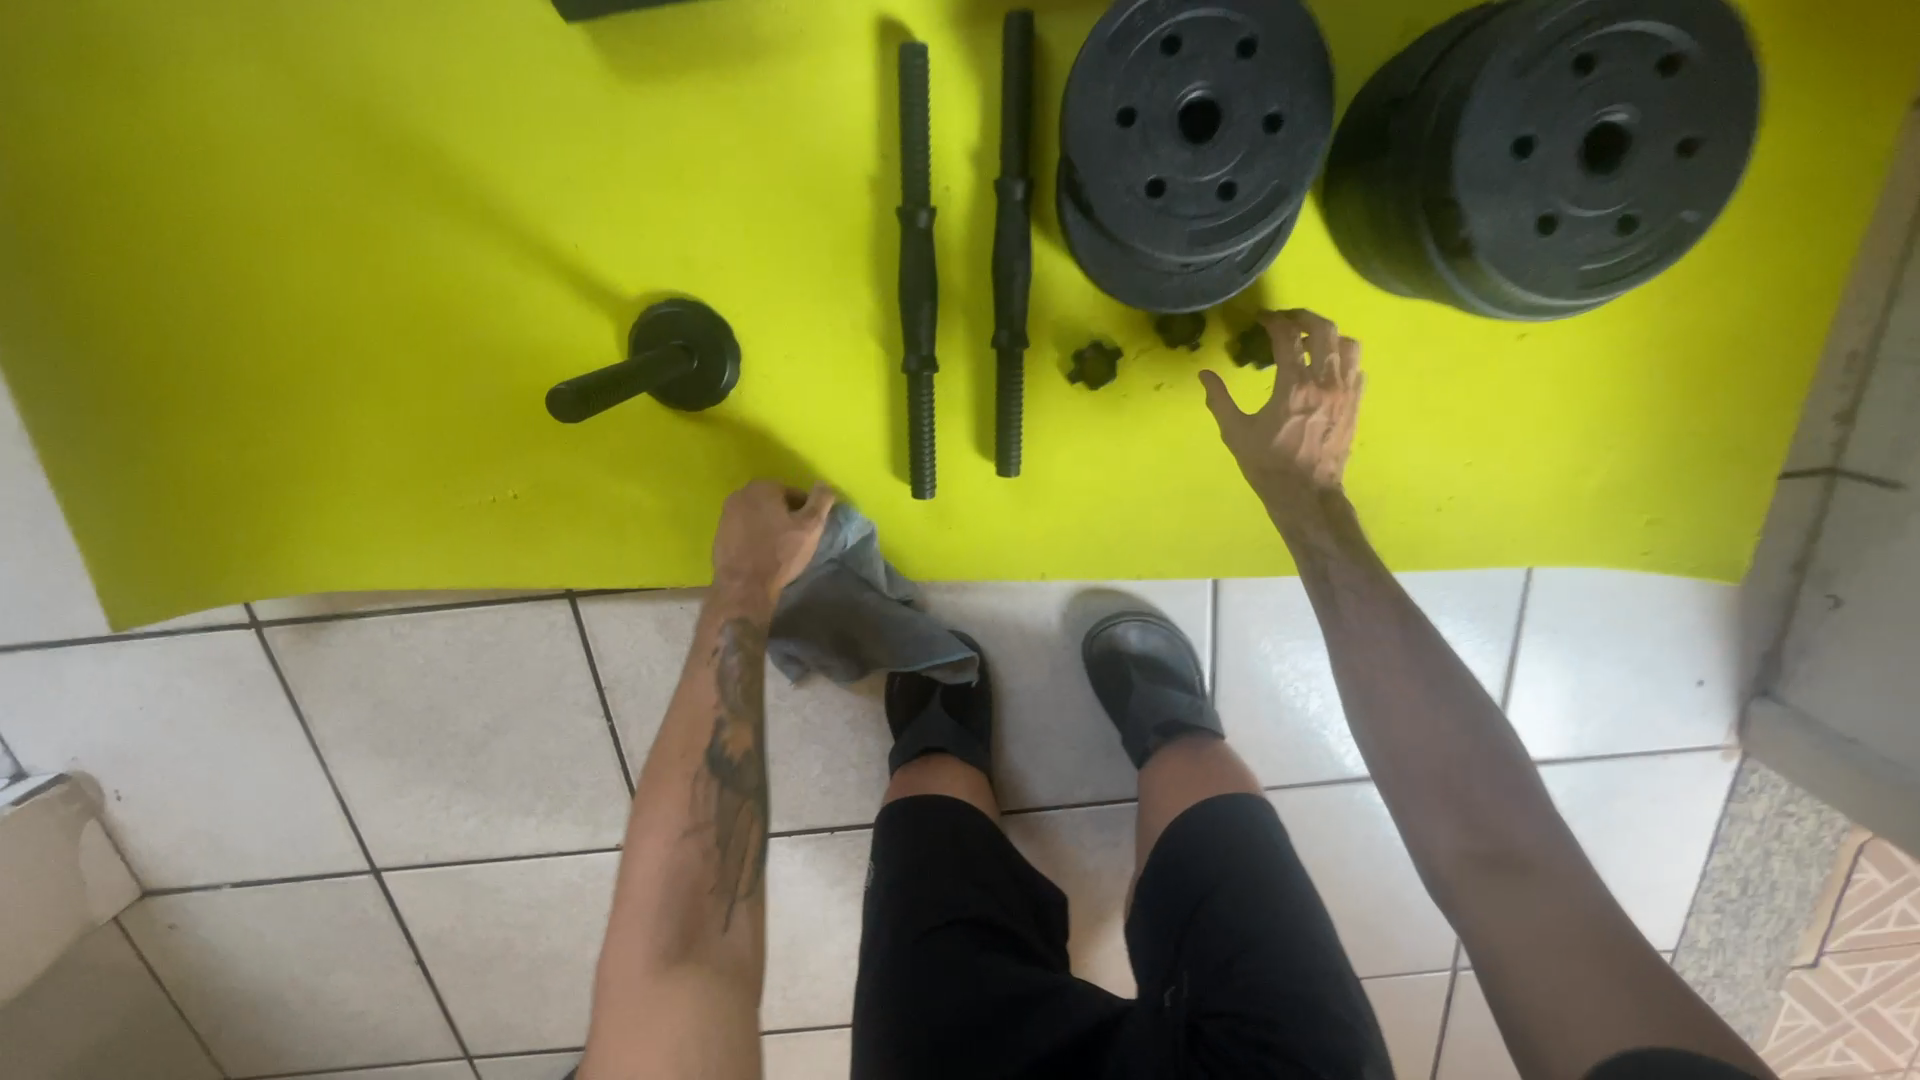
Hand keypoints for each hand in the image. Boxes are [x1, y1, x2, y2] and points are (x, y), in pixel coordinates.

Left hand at [711, 480, 835, 603]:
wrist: (744, 586)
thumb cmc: (781, 553)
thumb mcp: (811, 526)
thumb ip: (821, 500)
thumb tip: (824, 484)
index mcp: (763, 487)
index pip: (794, 494)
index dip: (806, 513)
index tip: (808, 531)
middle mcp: (740, 494)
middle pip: (774, 503)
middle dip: (786, 518)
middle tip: (795, 540)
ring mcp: (726, 514)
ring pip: (758, 516)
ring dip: (770, 527)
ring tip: (779, 549)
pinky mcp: (719, 534)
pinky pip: (744, 530)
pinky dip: (755, 537)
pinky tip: (762, 555)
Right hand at [1200, 309, 1364, 505]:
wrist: (1306, 494)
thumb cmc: (1268, 465)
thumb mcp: (1236, 433)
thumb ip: (1219, 400)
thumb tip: (1204, 374)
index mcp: (1294, 386)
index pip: (1287, 337)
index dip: (1273, 321)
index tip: (1261, 318)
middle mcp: (1325, 382)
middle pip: (1324, 330)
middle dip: (1303, 317)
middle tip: (1287, 320)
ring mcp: (1345, 392)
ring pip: (1348, 344)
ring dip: (1328, 335)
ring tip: (1310, 341)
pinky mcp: (1356, 404)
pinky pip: (1357, 368)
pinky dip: (1342, 358)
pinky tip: (1326, 367)